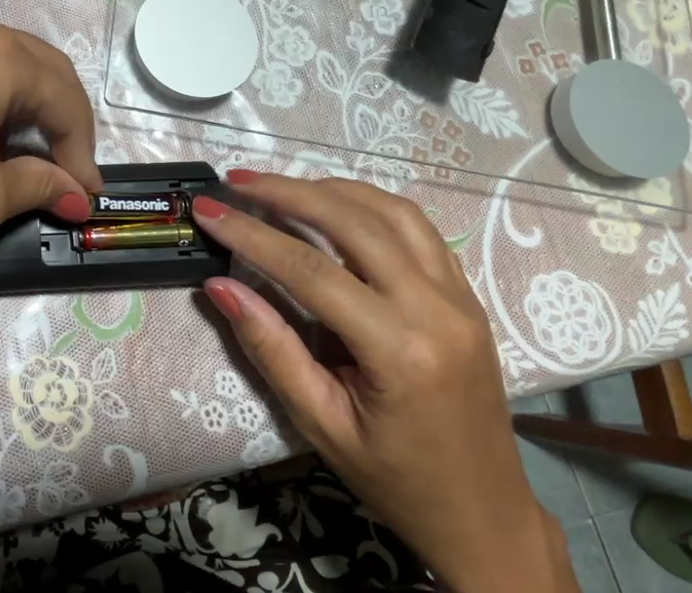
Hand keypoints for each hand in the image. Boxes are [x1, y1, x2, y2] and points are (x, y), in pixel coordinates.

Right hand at [193, 173, 574, 592]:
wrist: (482, 511)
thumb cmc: (394, 478)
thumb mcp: (320, 423)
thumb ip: (271, 348)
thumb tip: (218, 286)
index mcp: (400, 351)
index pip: (311, 270)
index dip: (252, 235)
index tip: (208, 210)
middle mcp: (438, 309)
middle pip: (354, 222)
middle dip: (289, 192)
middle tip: (237, 181)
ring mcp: (460, 297)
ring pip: (393, 212)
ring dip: (332, 188)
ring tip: (280, 186)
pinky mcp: (467, 296)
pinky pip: (419, 229)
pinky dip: (370, 205)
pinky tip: (335, 205)